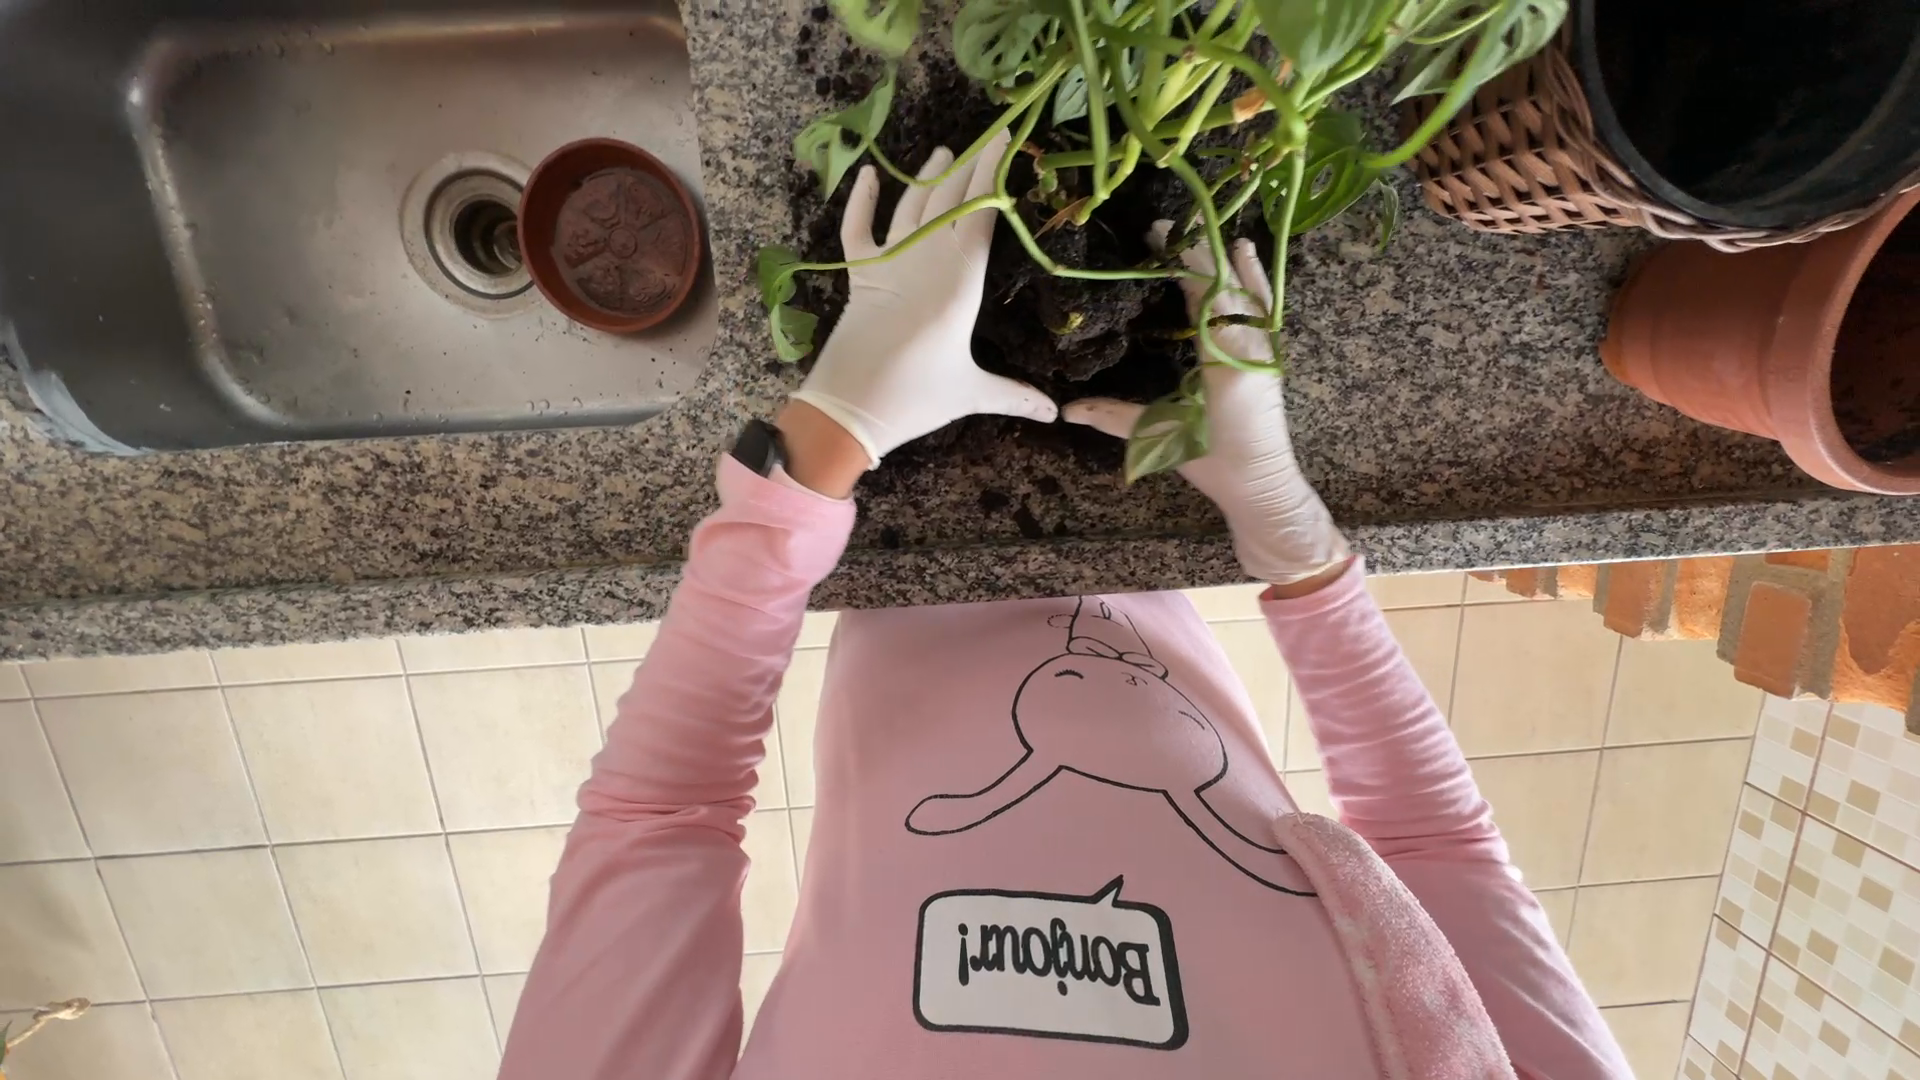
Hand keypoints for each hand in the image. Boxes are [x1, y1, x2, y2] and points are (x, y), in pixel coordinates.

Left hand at [789, 134, 1057, 468]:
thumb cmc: (916, 395)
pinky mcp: (859, 273)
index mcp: (961, 279)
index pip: (982, 213)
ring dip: (929, 178)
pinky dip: (863, 201)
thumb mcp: (970, 392)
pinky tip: (872, 175)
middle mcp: (926, 258)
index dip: (994, 174)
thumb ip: (1013, 395)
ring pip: (913, 207)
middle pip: (950, 201)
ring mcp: (889, 262)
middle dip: (970, 166)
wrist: (851, 404)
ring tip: (944, 153)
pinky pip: (858, 228)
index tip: (1006, 140)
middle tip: (985, 137)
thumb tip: (1053, 413)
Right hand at [1063, 222, 1350, 584]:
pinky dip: (1255, 283)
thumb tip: (1068, 410)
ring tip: (1221, 233)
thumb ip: (1116, 419)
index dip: (1180, 261)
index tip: (1156, 235)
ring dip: (1233, 262)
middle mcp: (1249, 346)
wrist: (1264, 485)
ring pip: (1252, 293)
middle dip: (1198, 252)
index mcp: (1222, 359)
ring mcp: (1265, 351)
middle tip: (1167, 228)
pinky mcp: (1269, 360)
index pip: (1202, 293)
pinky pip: (1264, 309)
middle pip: (1226, 285)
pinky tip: (1250, 268)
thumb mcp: (1162, 438)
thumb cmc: (1214, 462)